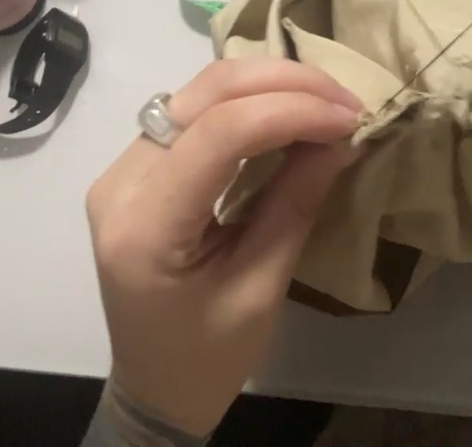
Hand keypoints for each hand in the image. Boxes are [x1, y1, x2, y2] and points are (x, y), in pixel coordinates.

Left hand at [85, 58, 361, 435]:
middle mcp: (121, 179)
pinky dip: (249, 98)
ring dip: (270, 83)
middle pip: (206, 92)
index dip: (291, 112)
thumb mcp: (261, 290)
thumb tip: (340, 136)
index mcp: (144, 226)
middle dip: (285, 83)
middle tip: (346, 102)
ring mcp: (123, 165)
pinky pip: (196, 107)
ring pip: (201, 89)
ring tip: (327, 101)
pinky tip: (289, 107)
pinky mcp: (138, 162)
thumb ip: (295, 203)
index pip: (220, 133)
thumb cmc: (208, 357)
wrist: (154, 388)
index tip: (350, 119)